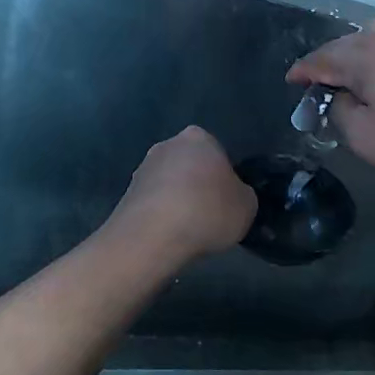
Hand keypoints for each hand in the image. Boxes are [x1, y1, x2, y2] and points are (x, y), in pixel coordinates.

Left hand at [107, 126, 256, 258]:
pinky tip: (170, 234)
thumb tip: (234, 196)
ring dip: (179, 200)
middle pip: (191, 165)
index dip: (225, 178)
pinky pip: (154, 202)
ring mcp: (143, 168)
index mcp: (200, 138)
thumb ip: (243, 194)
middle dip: (199, 185)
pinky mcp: (127, 193)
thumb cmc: (208, 211)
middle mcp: (168, 145)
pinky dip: (162, 215)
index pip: (218, 154)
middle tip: (210, 214)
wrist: (153, 236)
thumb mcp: (248, 206)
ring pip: (170, 183)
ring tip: (189, 229)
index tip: (227, 201)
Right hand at [287, 23, 374, 187]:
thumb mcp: (363, 135)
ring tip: (348, 80)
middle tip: (317, 85)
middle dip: (327, 62)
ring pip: (373, 41)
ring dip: (355, 56)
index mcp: (366, 55)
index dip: (303, 71)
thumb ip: (340, 110)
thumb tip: (339, 97)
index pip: (322, 58)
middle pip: (346, 44)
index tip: (292, 82)